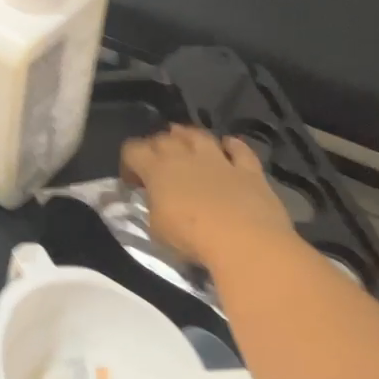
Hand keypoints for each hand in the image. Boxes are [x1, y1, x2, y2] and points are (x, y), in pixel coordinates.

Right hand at [120, 125, 298, 265]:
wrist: (246, 243)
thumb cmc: (192, 239)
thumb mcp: (157, 229)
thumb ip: (152, 209)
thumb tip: (154, 202)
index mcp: (157, 170)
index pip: (133, 150)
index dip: (129, 162)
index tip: (133, 181)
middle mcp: (185, 156)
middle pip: (164, 138)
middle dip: (156, 146)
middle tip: (157, 162)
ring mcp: (219, 160)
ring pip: (199, 136)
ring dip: (189, 136)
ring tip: (184, 141)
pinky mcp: (249, 170)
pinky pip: (240, 149)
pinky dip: (232, 145)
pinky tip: (229, 145)